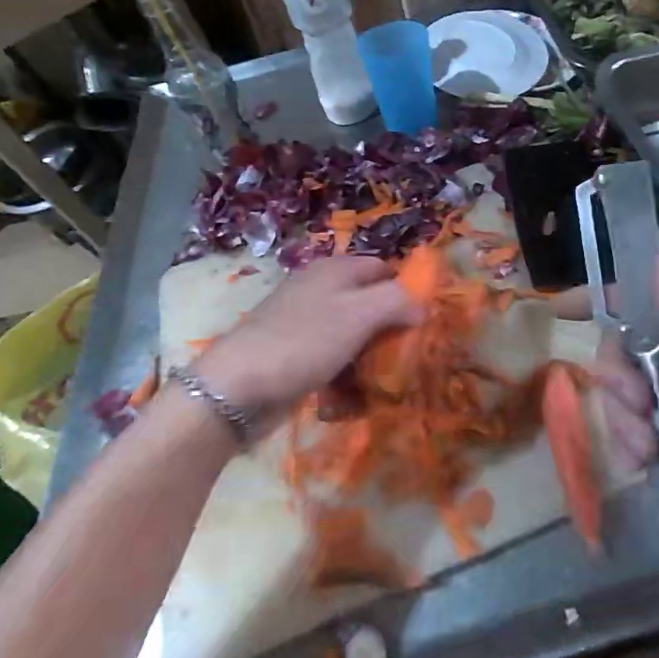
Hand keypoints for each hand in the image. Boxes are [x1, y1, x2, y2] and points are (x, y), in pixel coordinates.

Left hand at [193, 256, 419, 414]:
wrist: (237, 386)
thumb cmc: (304, 342)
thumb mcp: (360, 314)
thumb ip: (397, 301)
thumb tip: (420, 306)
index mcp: (335, 269)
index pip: (383, 268)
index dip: (405, 290)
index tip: (421, 321)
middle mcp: (318, 287)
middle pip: (368, 300)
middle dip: (388, 325)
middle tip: (405, 352)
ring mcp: (302, 319)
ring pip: (351, 330)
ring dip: (368, 351)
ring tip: (382, 376)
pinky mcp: (292, 350)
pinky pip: (331, 353)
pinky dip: (344, 368)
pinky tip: (351, 389)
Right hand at [595, 253, 658, 564]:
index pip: (654, 301)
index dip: (614, 303)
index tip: (569, 311)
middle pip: (628, 349)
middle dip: (620, 375)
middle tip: (637, 402)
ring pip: (627, 391)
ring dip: (625, 417)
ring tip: (648, 446)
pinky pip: (634, 429)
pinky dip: (632, 444)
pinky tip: (647, 461)